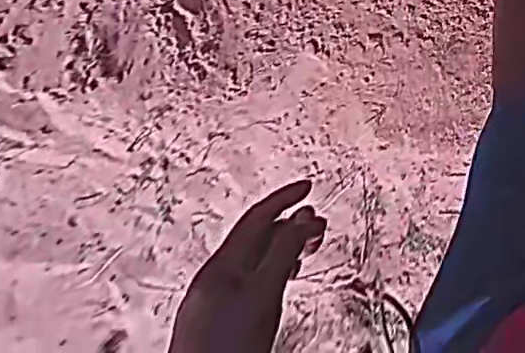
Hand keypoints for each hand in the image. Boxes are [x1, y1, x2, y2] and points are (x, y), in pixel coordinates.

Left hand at [169, 180, 326, 352]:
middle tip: (316, 224)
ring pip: (252, 262)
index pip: (257, 216)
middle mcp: (211, 280)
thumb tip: (303, 217)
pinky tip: (279, 286)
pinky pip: (246, 284)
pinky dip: (270, 274)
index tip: (307, 187)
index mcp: (221, 265)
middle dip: (289, 225)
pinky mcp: (211, 327)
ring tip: (304, 252)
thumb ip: (284, 251)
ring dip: (281, 249)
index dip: (285, 197)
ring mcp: (209, 304)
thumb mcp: (265, 294)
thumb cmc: (227, 350)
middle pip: (255, 238)